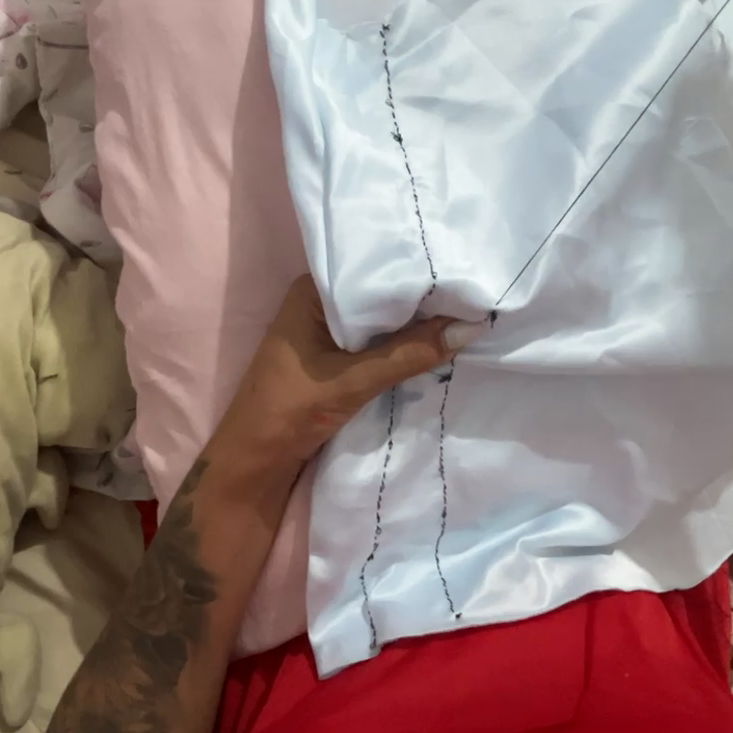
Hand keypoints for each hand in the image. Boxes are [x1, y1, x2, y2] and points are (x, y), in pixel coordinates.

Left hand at [203, 276, 483, 494]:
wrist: (255, 464)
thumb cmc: (289, 413)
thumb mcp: (352, 381)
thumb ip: (408, 354)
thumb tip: (471, 327)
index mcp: (314, 291)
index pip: (375, 267)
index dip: (419, 270)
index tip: (464, 270)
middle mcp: (323, 302)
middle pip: (383, 293)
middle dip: (424, 299)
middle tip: (477, 292)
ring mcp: (330, 330)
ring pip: (385, 320)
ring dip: (418, 324)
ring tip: (471, 313)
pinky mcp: (339, 357)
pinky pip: (380, 342)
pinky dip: (406, 345)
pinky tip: (441, 343)